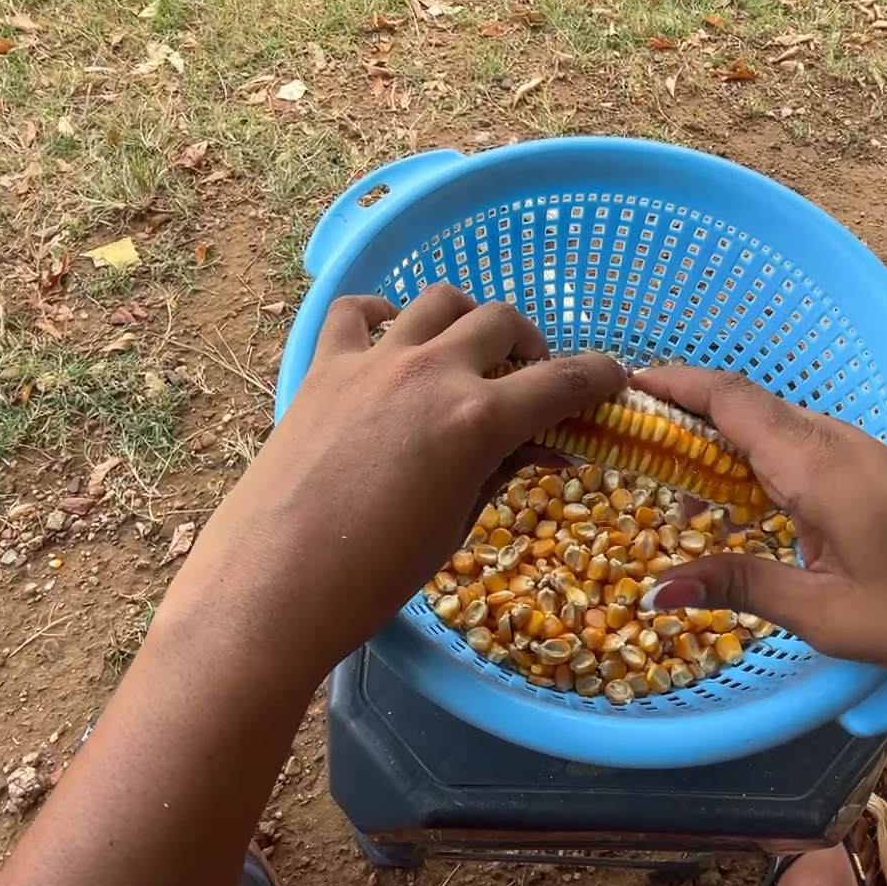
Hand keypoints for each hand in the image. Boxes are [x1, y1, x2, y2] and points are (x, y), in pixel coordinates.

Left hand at [179, 286, 625, 674]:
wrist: (275, 585)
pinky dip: (384, 315)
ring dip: (468, 320)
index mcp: (478, 419)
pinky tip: (391, 341)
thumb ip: (503, 469)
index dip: (599, 377)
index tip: (611, 379)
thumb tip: (544, 446)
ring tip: (466, 354)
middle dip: (532, 346)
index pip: (563, 381)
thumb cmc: (377, 575)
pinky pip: (358, 310)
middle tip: (530, 379)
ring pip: (440, 300)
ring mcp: (374, 361)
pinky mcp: (324, 365)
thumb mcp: (457, 524)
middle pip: (503, 322)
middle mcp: (432, 372)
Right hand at [632, 367, 886, 692]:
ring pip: (768, 423)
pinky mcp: (869, 469)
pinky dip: (748, 457)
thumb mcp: (826, 613)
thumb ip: (740, 586)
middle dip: (682, 408)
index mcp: (816, 465)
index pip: (730, 400)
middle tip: (628, 432)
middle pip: (743, 403)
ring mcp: (856, 452)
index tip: (624, 382)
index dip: (674, 384)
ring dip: (714, 435)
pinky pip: (792, 444)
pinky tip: (735, 497)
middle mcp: (832, 442)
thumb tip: (656, 588)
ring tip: (668, 470)